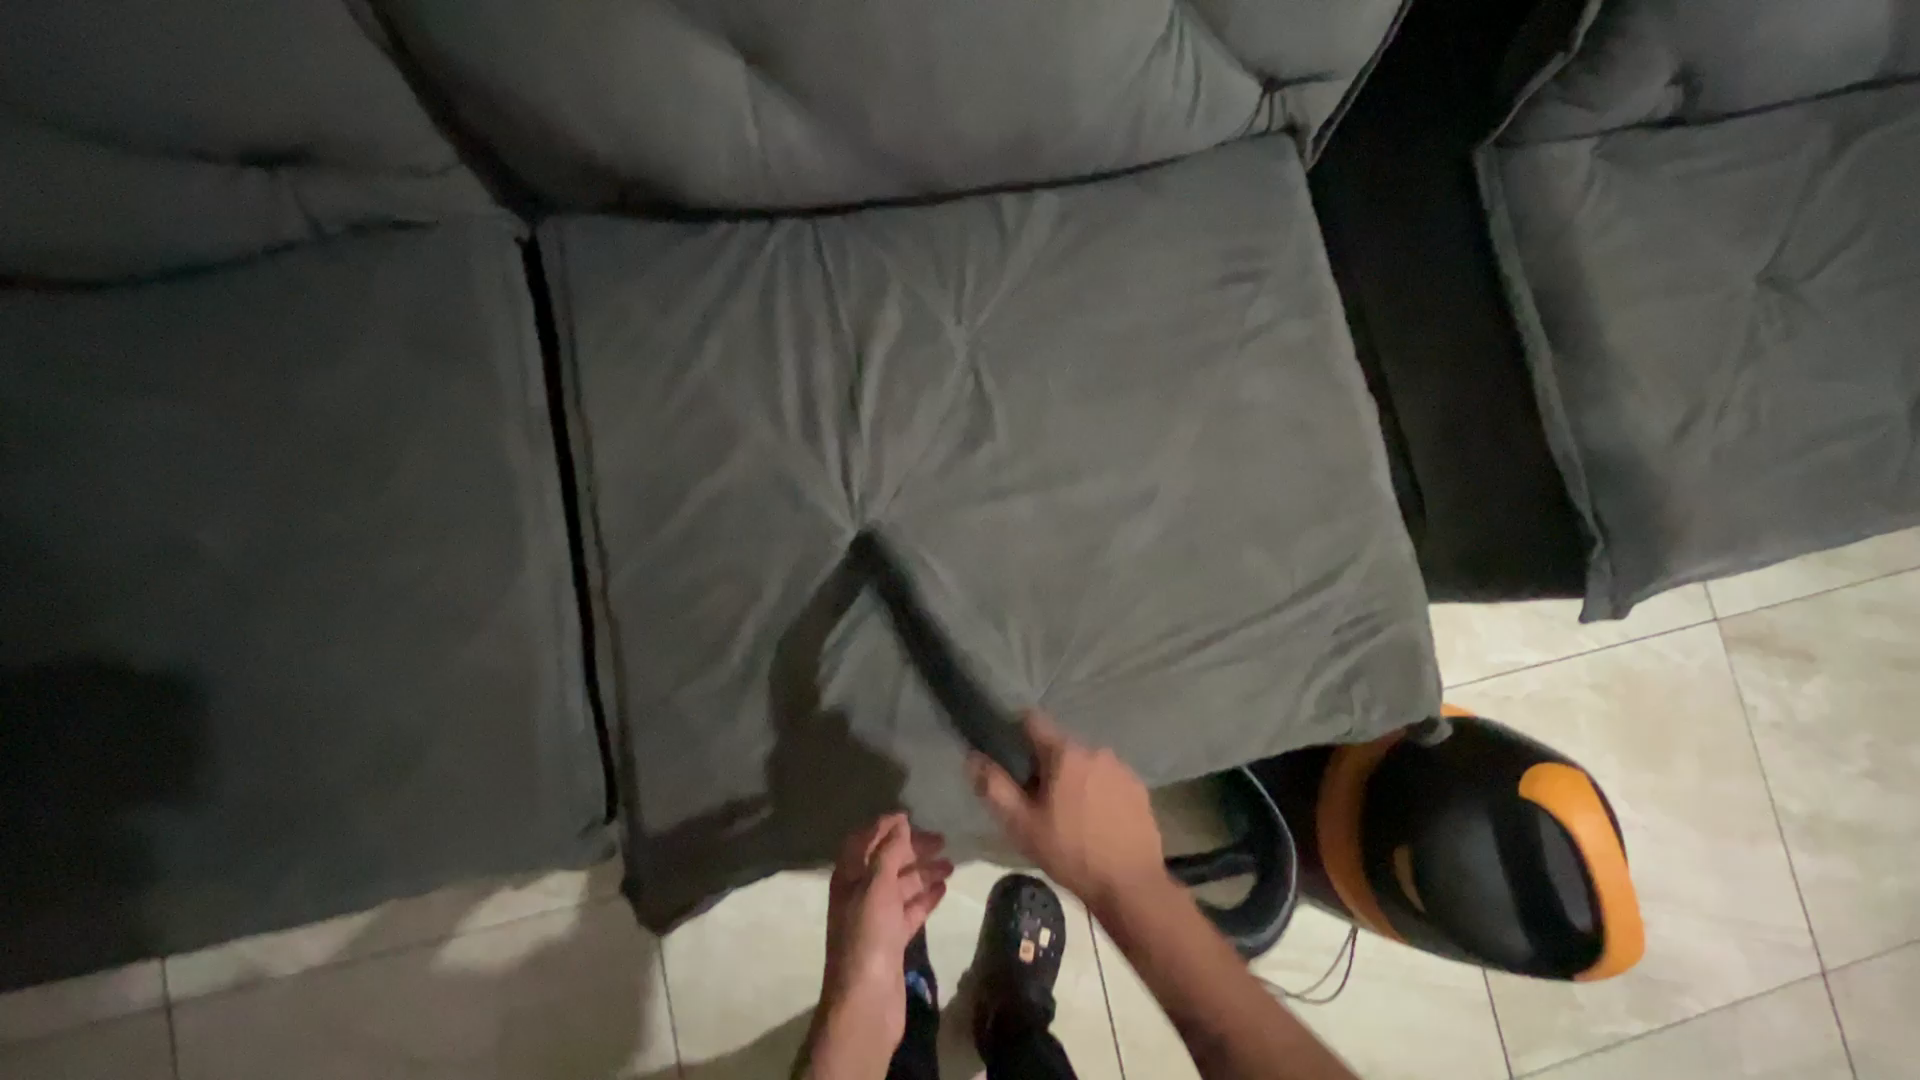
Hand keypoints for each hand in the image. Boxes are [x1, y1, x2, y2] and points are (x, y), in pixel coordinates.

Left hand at [811, 813, 952, 1074]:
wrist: (865, 1003)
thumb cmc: (867, 937)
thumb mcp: (876, 888)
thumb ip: (888, 853)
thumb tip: (899, 822)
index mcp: (848, 878)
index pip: (864, 842)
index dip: (883, 827)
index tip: (910, 816)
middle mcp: (860, 894)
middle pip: (886, 862)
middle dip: (911, 848)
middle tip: (941, 839)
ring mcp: (876, 919)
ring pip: (901, 886)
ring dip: (923, 871)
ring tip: (951, 862)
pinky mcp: (893, 940)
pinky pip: (911, 910)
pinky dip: (926, 897)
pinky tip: (945, 887)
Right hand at [969, 712, 1166, 912]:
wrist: (1131, 886)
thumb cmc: (1071, 853)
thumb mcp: (1023, 826)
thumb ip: (995, 788)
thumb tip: (972, 757)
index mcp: (1065, 753)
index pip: (1034, 721)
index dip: (1016, 731)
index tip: (1008, 752)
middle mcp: (1096, 750)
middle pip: (1060, 747)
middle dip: (1046, 765)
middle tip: (1037, 800)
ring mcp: (1122, 769)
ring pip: (1086, 764)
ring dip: (1074, 779)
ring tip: (1069, 815)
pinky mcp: (1139, 789)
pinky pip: (1108, 779)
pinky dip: (1098, 791)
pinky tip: (1096, 822)